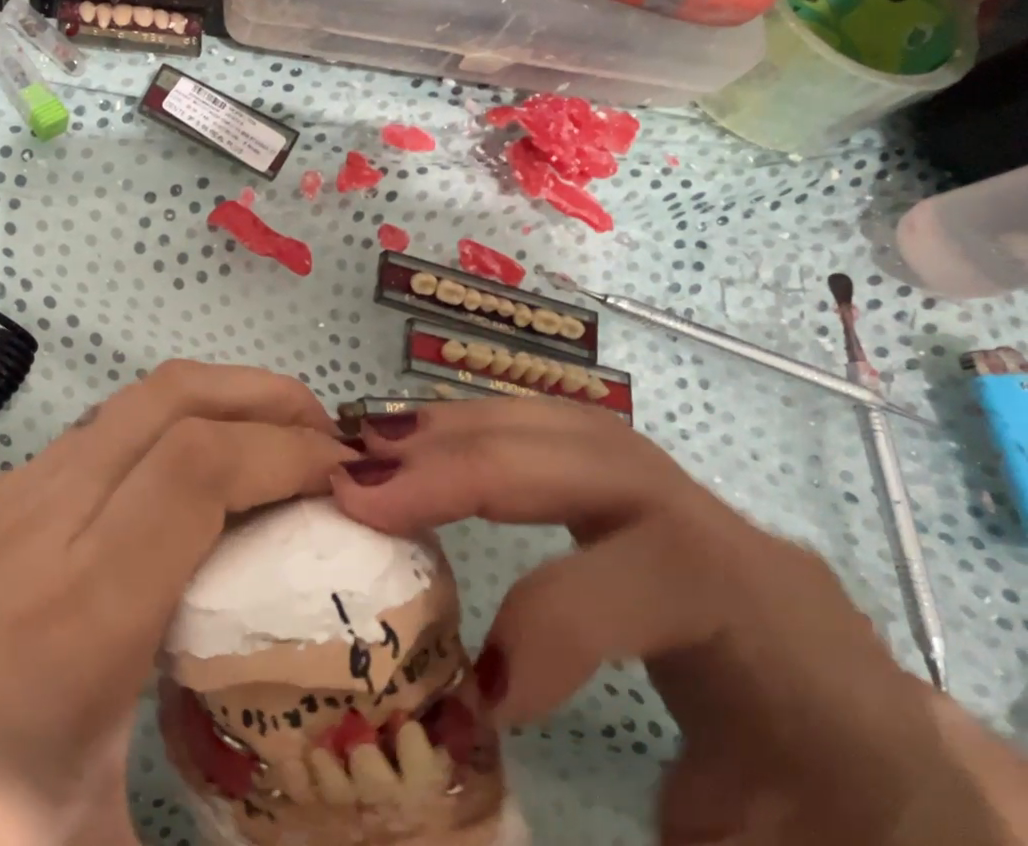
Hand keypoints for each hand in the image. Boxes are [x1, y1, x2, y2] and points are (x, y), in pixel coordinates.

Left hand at [0, 362, 357, 845]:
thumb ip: (178, 843)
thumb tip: (283, 829)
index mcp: (81, 605)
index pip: (199, 467)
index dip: (284, 449)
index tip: (352, 468)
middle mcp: (42, 523)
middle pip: (164, 403)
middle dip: (260, 397)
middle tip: (330, 437)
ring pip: (121, 415)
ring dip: (206, 412)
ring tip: (266, 458)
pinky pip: (82, 450)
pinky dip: (151, 444)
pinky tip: (162, 507)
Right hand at [335, 397, 1019, 844]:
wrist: (879, 775)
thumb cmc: (815, 814)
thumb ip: (643, 813)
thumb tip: (475, 765)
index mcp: (787, 639)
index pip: (673, 574)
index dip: (558, 614)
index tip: (475, 691)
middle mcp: (744, 549)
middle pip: (609, 464)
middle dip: (474, 469)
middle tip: (359, 490)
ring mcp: (698, 515)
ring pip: (580, 434)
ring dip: (465, 431)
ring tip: (368, 449)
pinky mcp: (652, 510)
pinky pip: (566, 447)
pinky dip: (482, 435)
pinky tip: (421, 449)